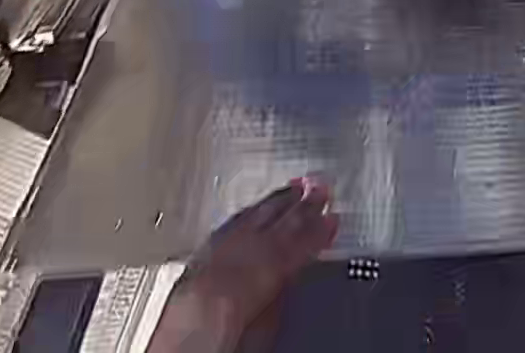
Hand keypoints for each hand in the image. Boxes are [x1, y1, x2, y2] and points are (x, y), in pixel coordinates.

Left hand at [148, 179, 339, 352]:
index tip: (334, 216)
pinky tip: (258, 209)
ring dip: (273, 202)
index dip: (314, 228)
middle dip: (297, 205)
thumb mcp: (259, 337)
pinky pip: (226, 229)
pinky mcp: (191, 265)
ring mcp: (203, 261)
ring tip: (296, 188)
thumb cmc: (213, 349)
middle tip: (322, 188)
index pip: (287, 246)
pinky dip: (248, 215)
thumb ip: (278, 298)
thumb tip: (295, 271)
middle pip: (268, 224)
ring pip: (246, 219)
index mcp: (242, 285)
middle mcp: (219, 265)